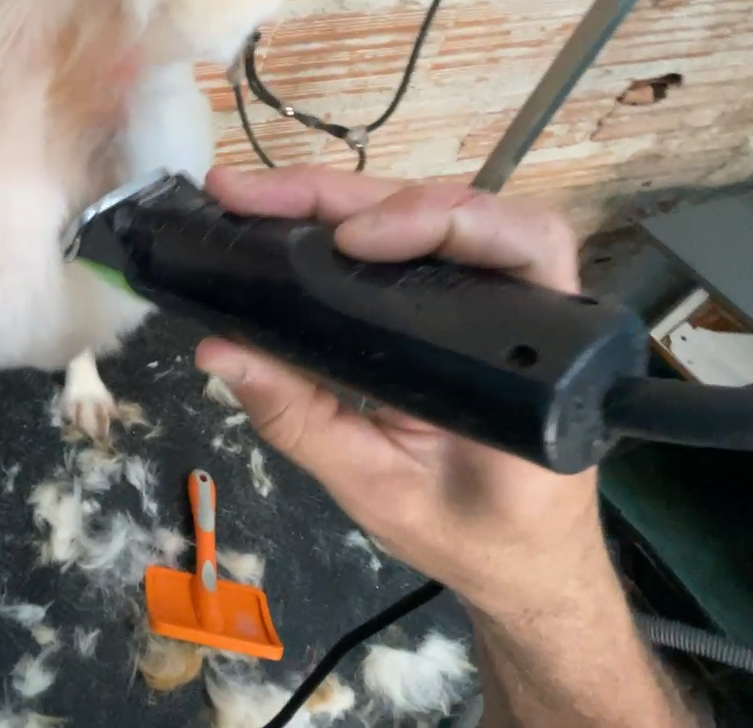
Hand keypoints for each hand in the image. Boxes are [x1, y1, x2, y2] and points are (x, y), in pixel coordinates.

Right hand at [194, 165, 611, 617]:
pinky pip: (394, 241)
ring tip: (247, 199)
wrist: (517, 560)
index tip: (351, 241)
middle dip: (335, 194)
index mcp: (534, 356)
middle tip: (239, 192)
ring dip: (329, 197)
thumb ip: (299, 419)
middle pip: (441, 205)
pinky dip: (333, 221)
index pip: (516, 242)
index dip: (431, 220)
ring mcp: (482, 296)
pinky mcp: (445, 300)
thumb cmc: (468, 531)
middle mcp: (519, 306)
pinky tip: (281, 222)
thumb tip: (217, 349)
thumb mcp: (376, 486)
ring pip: (414, 208)